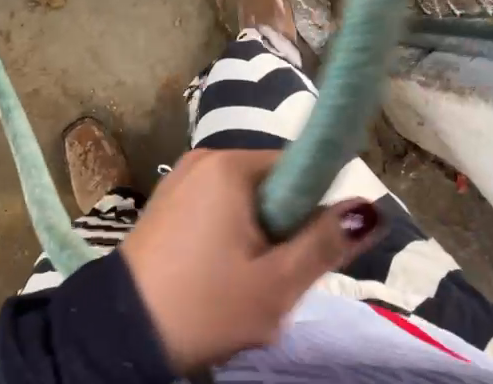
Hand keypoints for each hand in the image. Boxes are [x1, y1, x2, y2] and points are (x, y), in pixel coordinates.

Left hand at [119, 149, 383, 373]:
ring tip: (242, 285)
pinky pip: (215, 212)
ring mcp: (180, 179)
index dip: (312, 211)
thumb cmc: (204, 305)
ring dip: (255, 241)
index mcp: (230, 165)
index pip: (298, 168)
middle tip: (272, 279)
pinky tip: (215, 280)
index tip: (304, 252)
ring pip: (244, 204)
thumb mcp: (276, 285)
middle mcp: (205, 159)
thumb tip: (372, 208)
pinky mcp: (166, 203)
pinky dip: (226, 241)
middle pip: (272, 187)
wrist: (121, 334)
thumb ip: (325, 243)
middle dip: (282, 232)